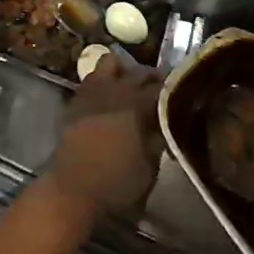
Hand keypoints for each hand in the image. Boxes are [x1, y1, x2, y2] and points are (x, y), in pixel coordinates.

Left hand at [43, 55, 163, 219]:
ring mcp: (94, 91)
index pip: (162, 87)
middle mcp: (117, 90)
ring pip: (112, 62)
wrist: (72, 191)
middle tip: (160, 90)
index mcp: (139, 105)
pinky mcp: (77, 99)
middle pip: (140, 71)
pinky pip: (92, 77)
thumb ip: (159, 141)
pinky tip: (107, 96)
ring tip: (129, 86)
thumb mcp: (150, 168)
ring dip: (124, 71)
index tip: (180, 95)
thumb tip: (165, 126)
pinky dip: (103, 80)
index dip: (173, 89)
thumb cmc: (116, 183)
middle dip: (152, 77)